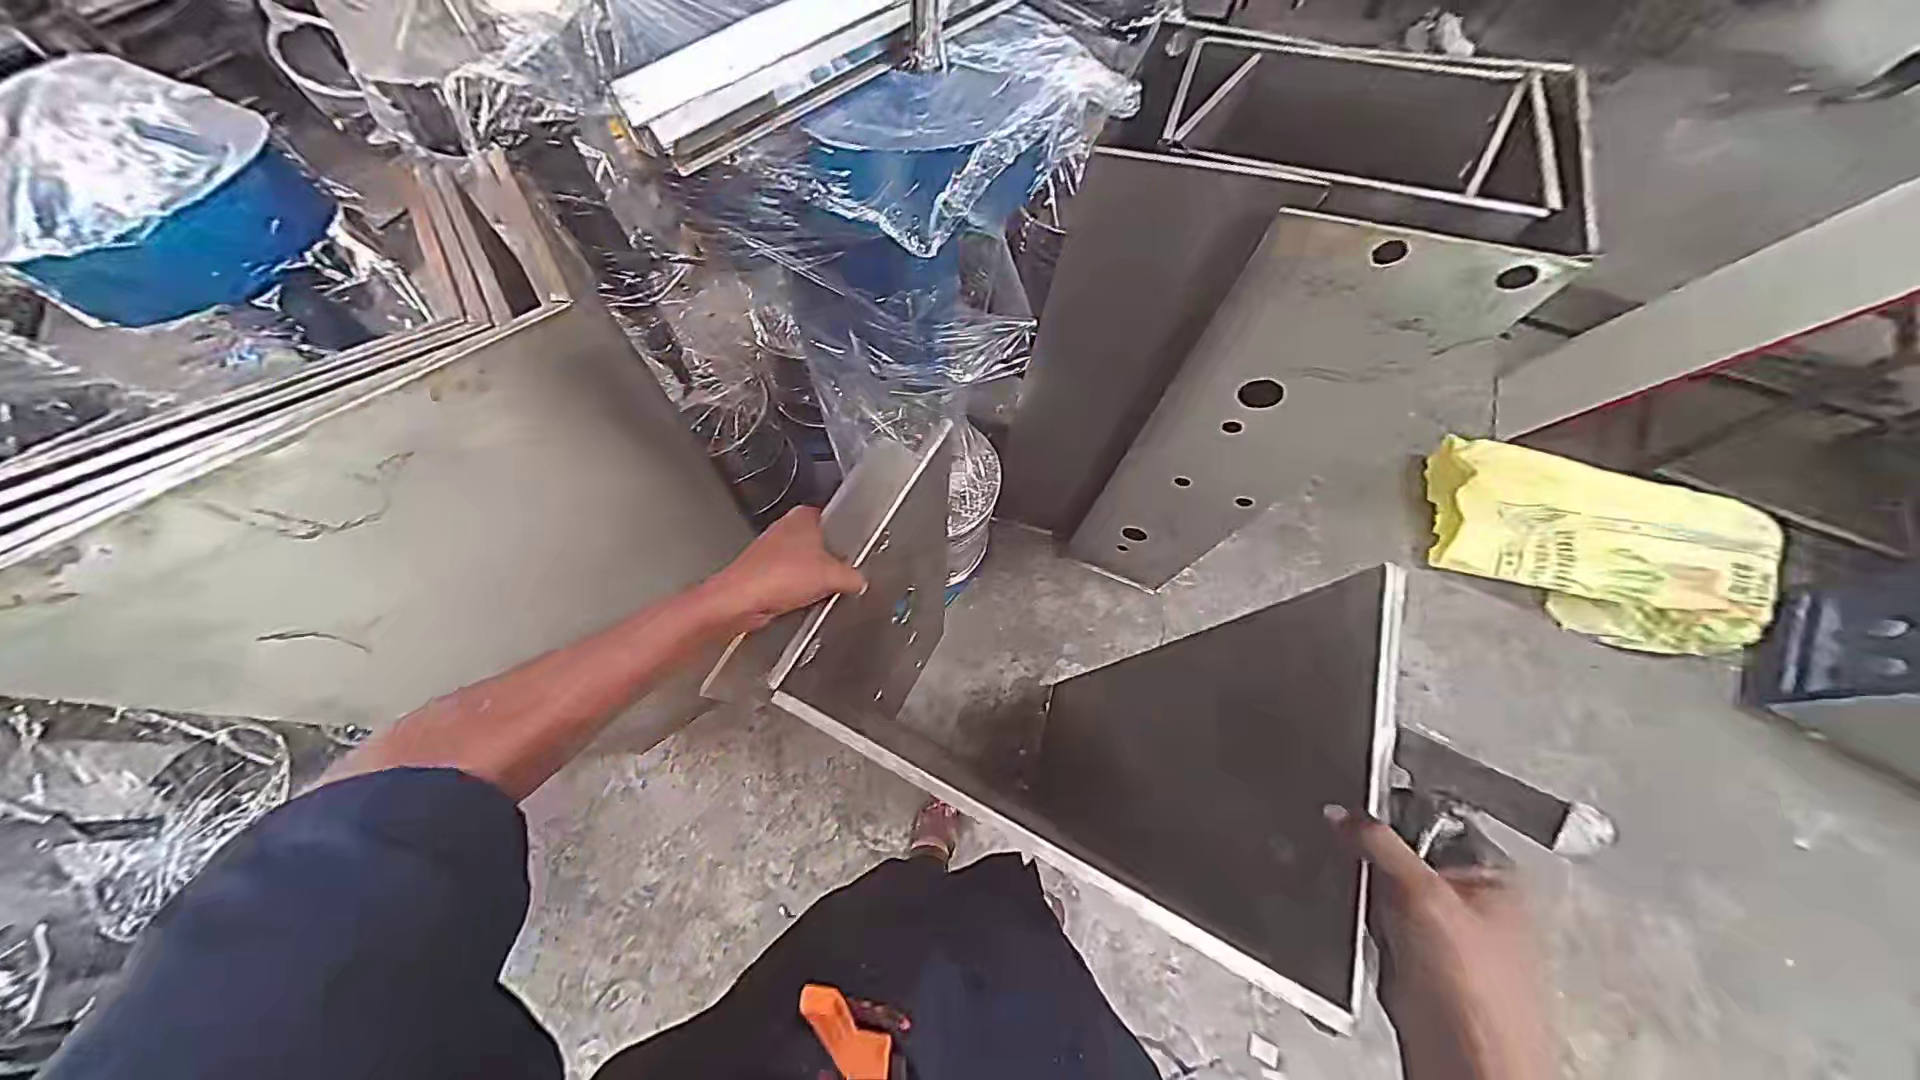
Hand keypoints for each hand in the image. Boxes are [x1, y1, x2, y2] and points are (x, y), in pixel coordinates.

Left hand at [699, 506, 866, 633]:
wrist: (739, 601)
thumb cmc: (774, 576)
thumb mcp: (832, 576)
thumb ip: (853, 577)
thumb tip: (858, 581)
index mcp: (803, 516)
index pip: (834, 520)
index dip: (847, 537)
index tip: (855, 552)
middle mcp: (786, 529)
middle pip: (822, 546)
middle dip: (831, 563)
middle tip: (838, 576)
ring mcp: (773, 551)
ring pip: (806, 565)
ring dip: (813, 579)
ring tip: (816, 590)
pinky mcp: (765, 573)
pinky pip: (792, 582)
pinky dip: (798, 592)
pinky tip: (800, 600)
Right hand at [1327, 806, 1552, 1079]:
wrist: (1464, 1066)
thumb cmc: (1479, 998)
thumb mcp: (1420, 892)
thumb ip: (1377, 842)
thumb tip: (1343, 814)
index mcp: (1496, 876)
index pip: (1430, 817)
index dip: (1392, 815)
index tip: (1361, 819)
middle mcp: (1475, 900)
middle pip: (1401, 854)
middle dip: (1378, 867)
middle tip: (1384, 890)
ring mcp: (1445, 930)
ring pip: (1385, 888)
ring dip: (1373, 902)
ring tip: (1389, 928)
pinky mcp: (1418, 956)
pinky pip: (1376, 920)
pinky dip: (1371, 927)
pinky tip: (1384, 946)